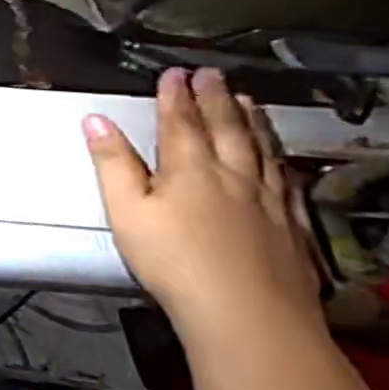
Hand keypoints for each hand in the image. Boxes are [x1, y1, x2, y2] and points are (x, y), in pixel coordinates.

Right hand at [83, 67, 323, 338]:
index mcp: (190, 169)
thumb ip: (112, 163)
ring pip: (261, 151)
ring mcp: (268, 202)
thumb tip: (96, 120)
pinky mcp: (292, 229)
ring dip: (252, 123)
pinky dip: (281, 162)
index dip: (175, 96)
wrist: (248, 316)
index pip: (181, 123)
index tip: (175, 73)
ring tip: (248, 101)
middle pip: (226, 130)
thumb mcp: (126, 210)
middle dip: (216, 99)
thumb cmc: (173, 261)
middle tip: (214, 75)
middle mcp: (233, 177)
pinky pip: (287, 183)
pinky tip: (281, 160)